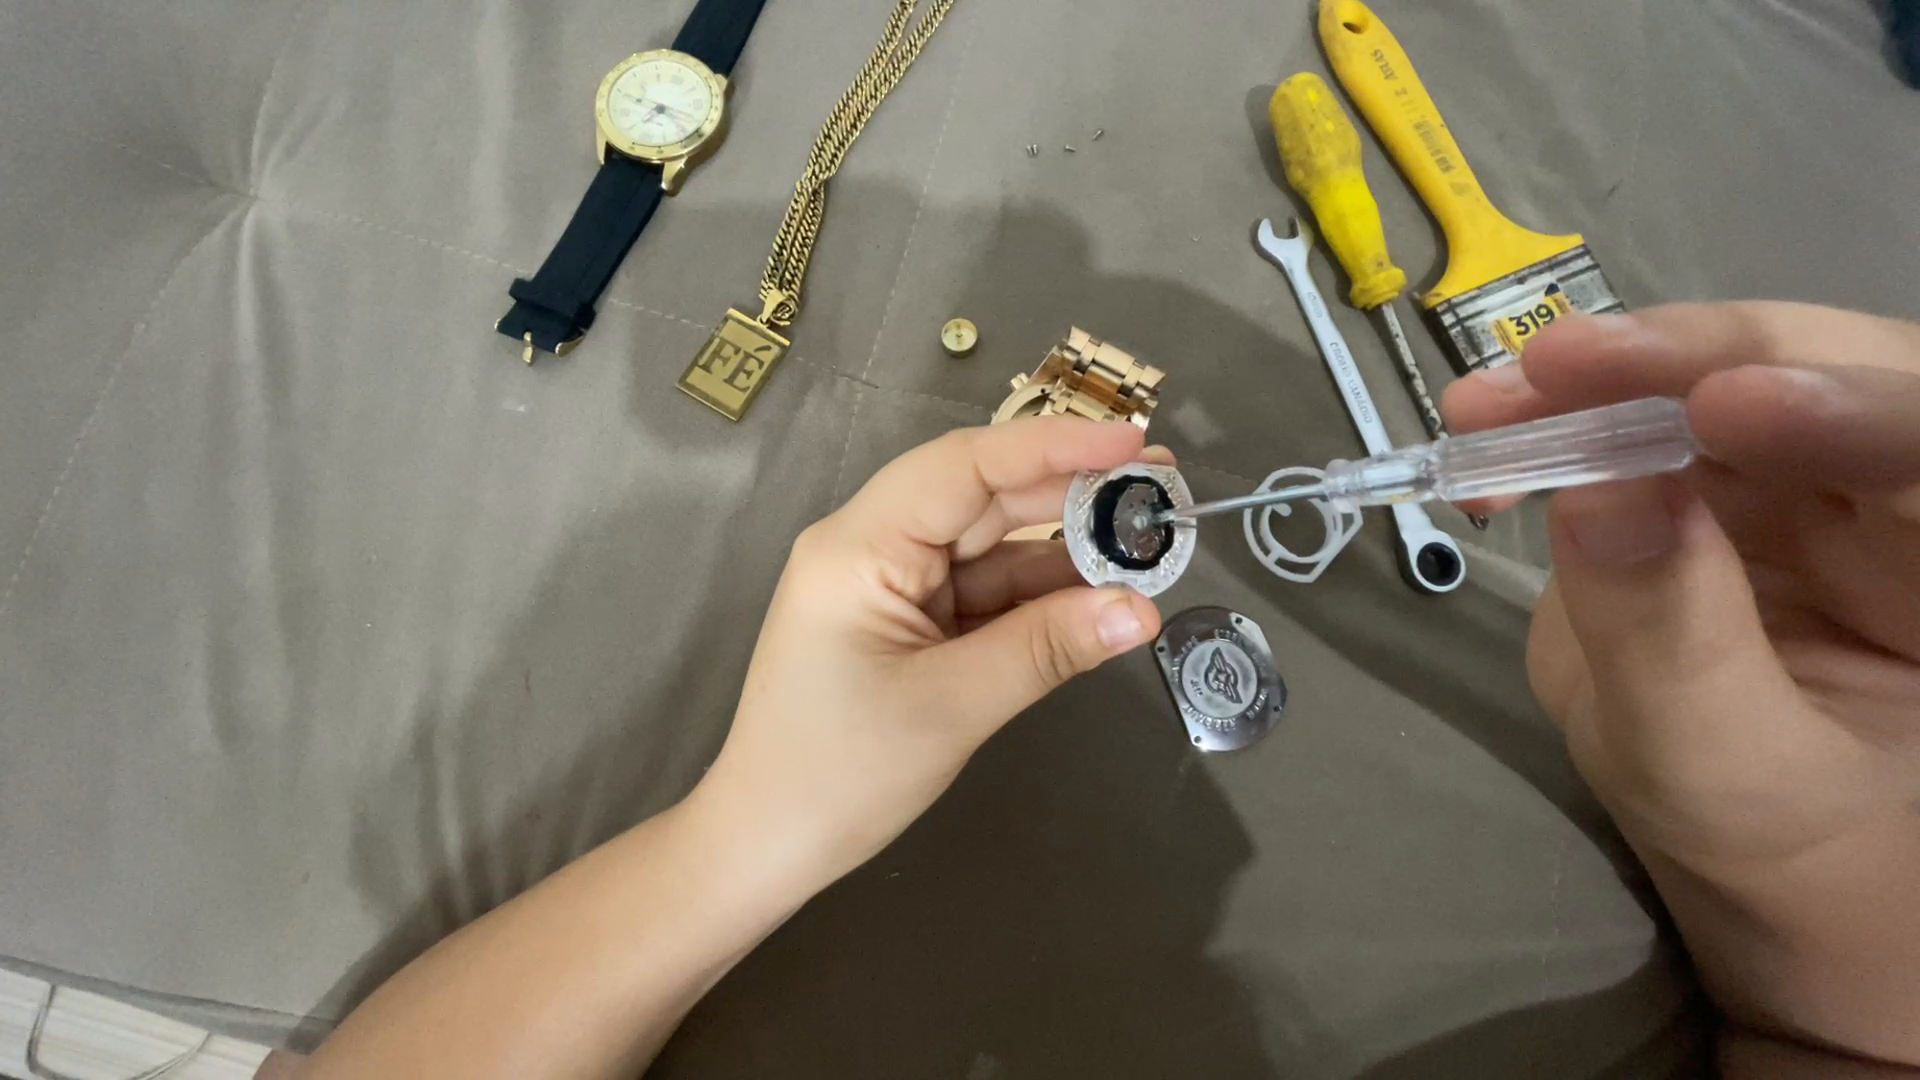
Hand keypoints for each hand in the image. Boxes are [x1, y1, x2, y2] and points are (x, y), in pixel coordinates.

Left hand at [685, 417, 1164, 896]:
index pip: (963, 466)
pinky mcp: (909, 621)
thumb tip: (1141, 610)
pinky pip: (983, 593)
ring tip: (1146, 545)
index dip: (1052, 446)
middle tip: (1160, 489)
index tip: (1131, 442)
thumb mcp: (952, 706)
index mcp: (861, 545)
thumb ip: (1047, 648)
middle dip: (1069, 494)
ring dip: (1063, 550)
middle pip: (981, 499)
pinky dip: (1038, 596)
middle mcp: (874, 547)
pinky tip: (1096, 594)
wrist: (767, 843)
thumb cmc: (839, 775)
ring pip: (989, 547)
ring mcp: (892, 585)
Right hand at [1444, 302, 1919, 1063]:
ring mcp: (1816, 492)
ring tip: (1483, 408)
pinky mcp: (1724, 498)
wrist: (1773, 882)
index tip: (1718, 404)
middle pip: (1829, 369)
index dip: (1850, 409)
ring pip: (1714, 381)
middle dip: (1672, 363)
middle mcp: (1913, 503)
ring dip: (1590, 386)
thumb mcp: (1712, 765)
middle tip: (1544, 368)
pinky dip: (1557, 430)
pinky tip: (1493, 455)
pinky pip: (1641, 431)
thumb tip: (1593, 488)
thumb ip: (1661, 632)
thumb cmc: (1790, 862)